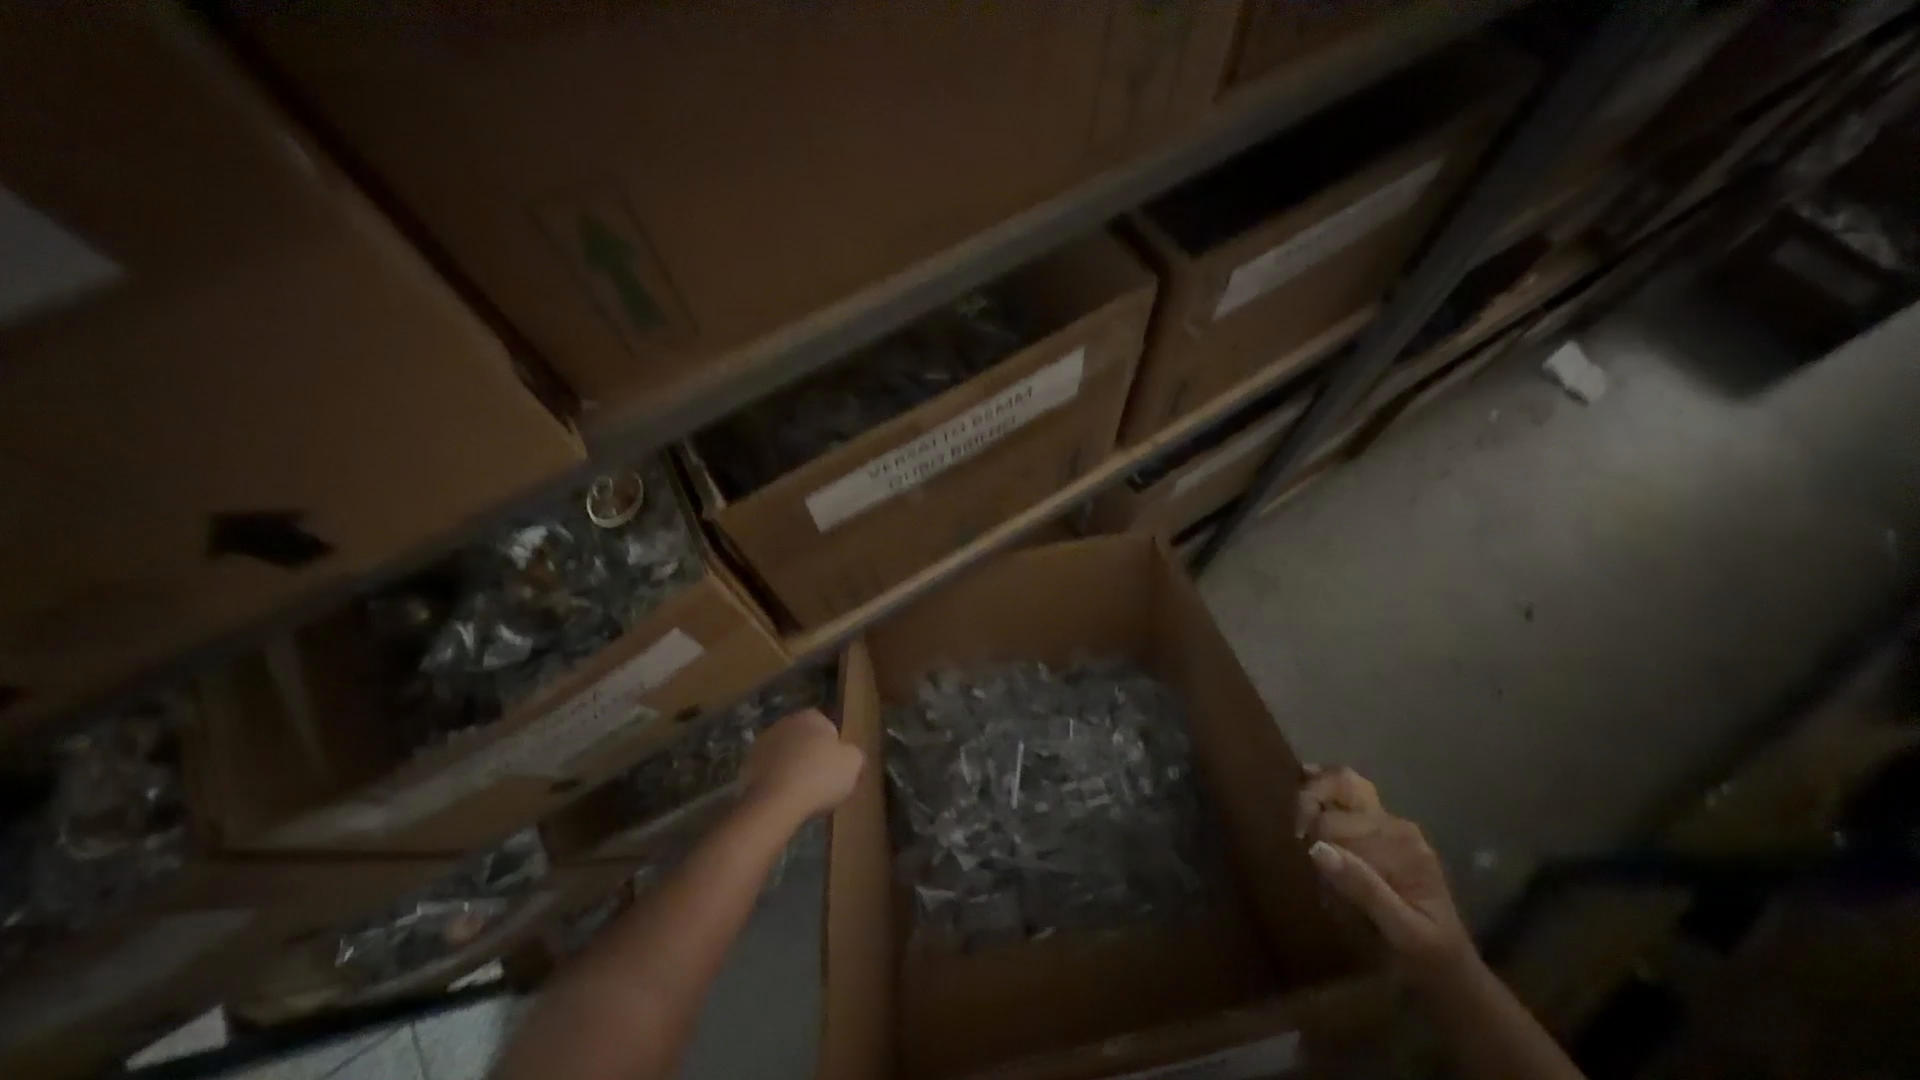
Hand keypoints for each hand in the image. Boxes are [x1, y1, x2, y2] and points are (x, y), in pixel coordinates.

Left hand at [740, 709, 863, 820]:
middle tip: (822, 782)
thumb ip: (853, 754)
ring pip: (785, 756)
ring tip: (802, 794)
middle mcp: (784, 722)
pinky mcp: (746, 766)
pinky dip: (776, 782)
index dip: (835, 750)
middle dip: (811, 756)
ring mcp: (761, 743)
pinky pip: (769, 772)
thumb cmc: (820, 776)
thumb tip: (847, 755)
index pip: (828, 727)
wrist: (775, 801)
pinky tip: (784, 799)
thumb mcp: (853, 763)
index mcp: (811, 716)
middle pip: (804, 740)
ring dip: (792, 769)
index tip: (838, 769)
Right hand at [1297, 766, 1473, 978]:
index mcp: (1402, 843)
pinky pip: (1350, 805)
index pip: (1337, 819)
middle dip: (1311, 800)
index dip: (1310, 827)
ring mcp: (1392, 829)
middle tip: (1294, 833)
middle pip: (1344, 785)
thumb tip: (1317, 848)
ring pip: (1346, 788)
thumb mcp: (1401, 931)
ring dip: (1317, 797)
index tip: (1296, 849)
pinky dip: (1325, 801)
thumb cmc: (1426, 955)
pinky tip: (1309, 808)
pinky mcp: (1385, 838)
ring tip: (1297, 822)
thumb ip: (1364, 889)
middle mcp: (1397, 825)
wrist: (1451, 973)